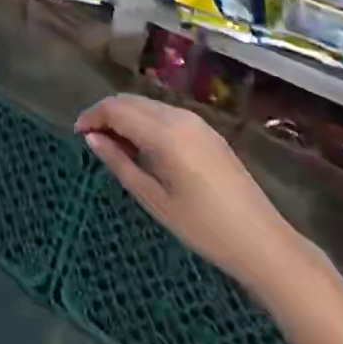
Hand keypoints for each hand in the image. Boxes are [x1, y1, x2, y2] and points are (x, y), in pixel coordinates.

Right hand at [75, 94, 310, 288]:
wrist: (264, 243)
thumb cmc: (204, 228)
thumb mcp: (153, 199)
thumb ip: (119, 163)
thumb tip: (92, 138)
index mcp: (164, 134)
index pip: (115, 109)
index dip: (91, 116)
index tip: (78, 134)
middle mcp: (179, 117)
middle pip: (129, 100)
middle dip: (106, 113)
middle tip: (93, 140)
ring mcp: (196, 121)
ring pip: (147, 104)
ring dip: (125, 116)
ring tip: (116, 146)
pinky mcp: (206, 130)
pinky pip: (164, 113)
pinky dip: (145, 121)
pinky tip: (144, 147)